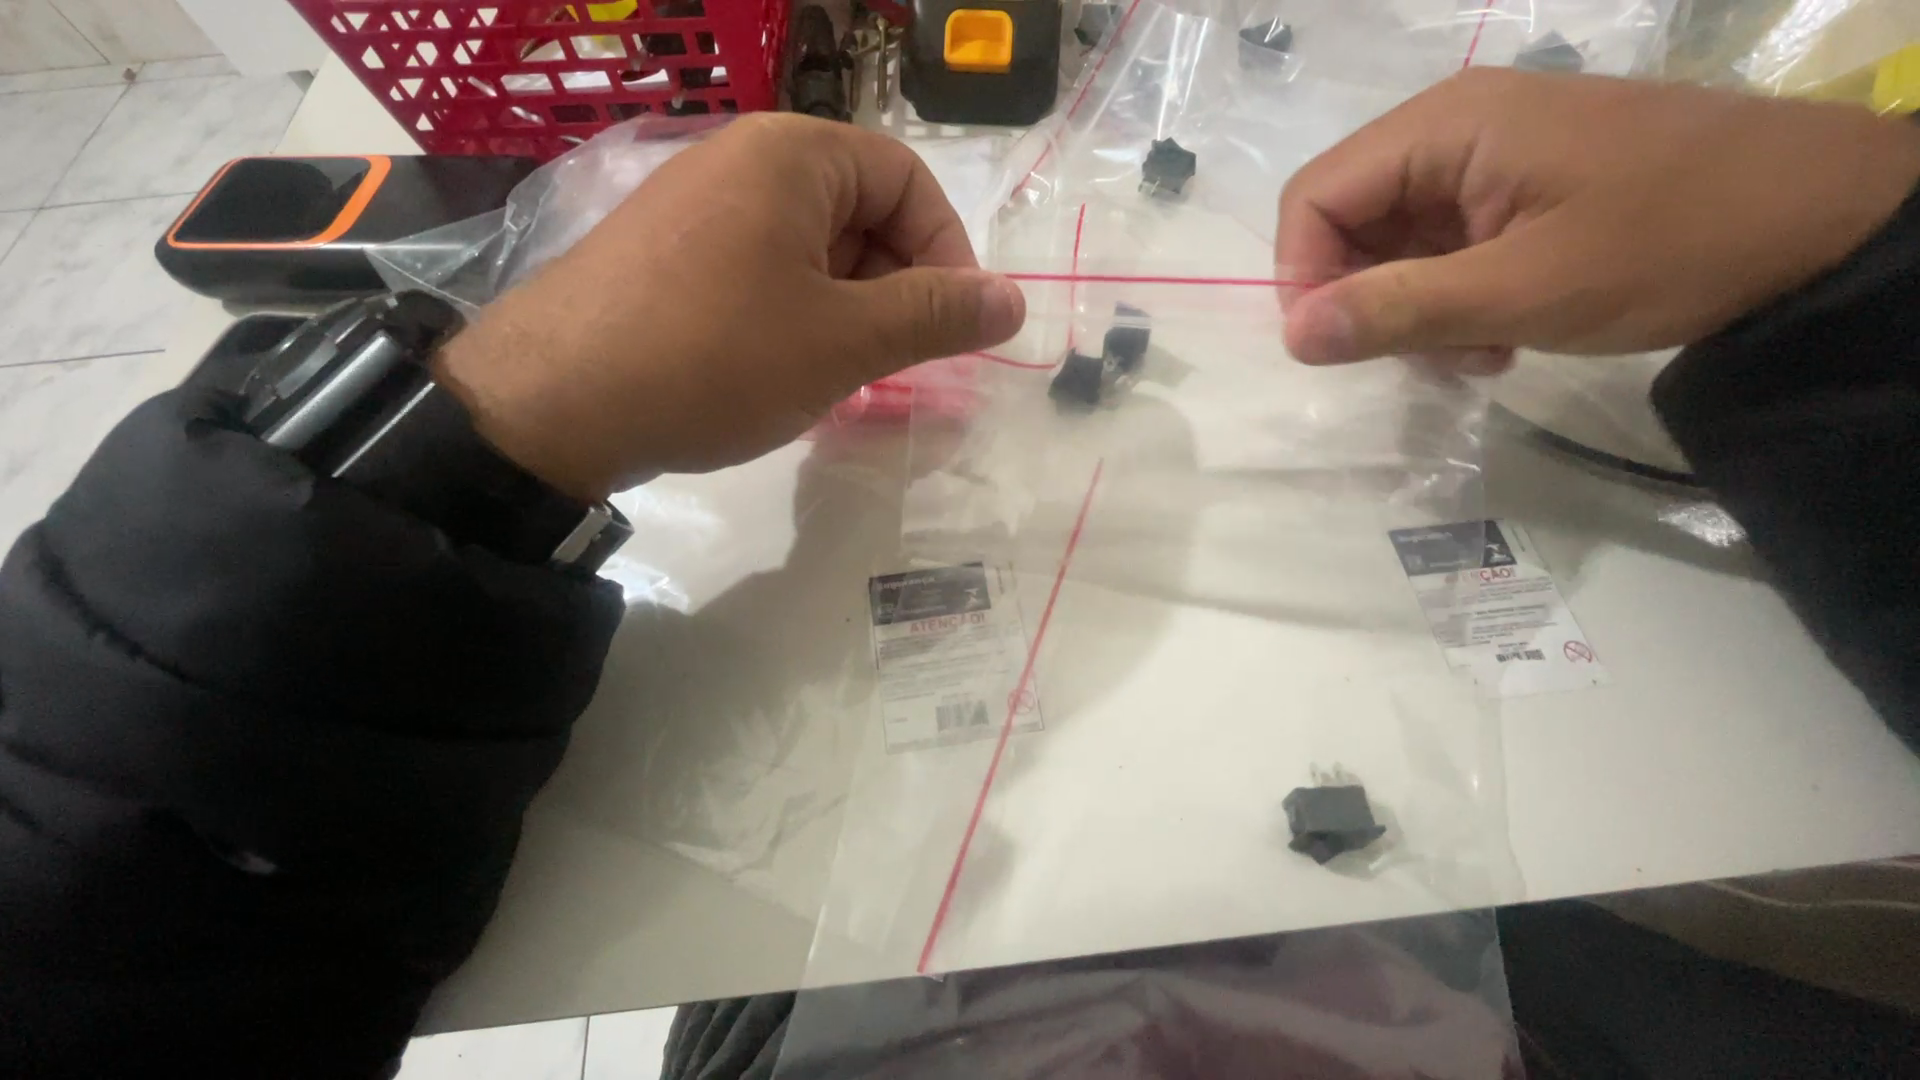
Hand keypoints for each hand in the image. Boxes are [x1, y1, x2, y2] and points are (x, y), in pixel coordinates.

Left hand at [432, 114, 1026, 499]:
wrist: (553, 405)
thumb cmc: (718, 358)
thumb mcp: (844, 342)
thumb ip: (935, 316)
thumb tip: (1015, 301)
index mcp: (793, 156)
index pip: (908, 181)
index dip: (947, 253)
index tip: (953, 329)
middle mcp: (742, 161)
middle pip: (859, 212)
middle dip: (895, 288)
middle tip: (898, 365)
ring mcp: (696, 207)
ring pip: (810, 249)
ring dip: (848, 311)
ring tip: (844, 377)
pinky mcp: (667, 255)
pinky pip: (760, 271)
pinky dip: (796, 316)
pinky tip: (787, 371)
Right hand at [1276, 71, 1919, 367]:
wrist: (1829, 227)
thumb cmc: (1674, 244)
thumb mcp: (1524, 289)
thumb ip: (1396, 309)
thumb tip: (1292, 336)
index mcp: (1446, 125)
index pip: (1314, 196)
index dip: (1303, 274)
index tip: (1335, 343)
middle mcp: (1452, 131)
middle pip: (1345, 222)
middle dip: (1364, 298)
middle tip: (1415, 353)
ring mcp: (1483, 162)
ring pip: (1386, 247)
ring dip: (1407, 311)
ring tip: (1470, 351)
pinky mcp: (1509, 194)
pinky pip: (1433, 254)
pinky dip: (1444, 304)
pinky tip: (1492, 336)